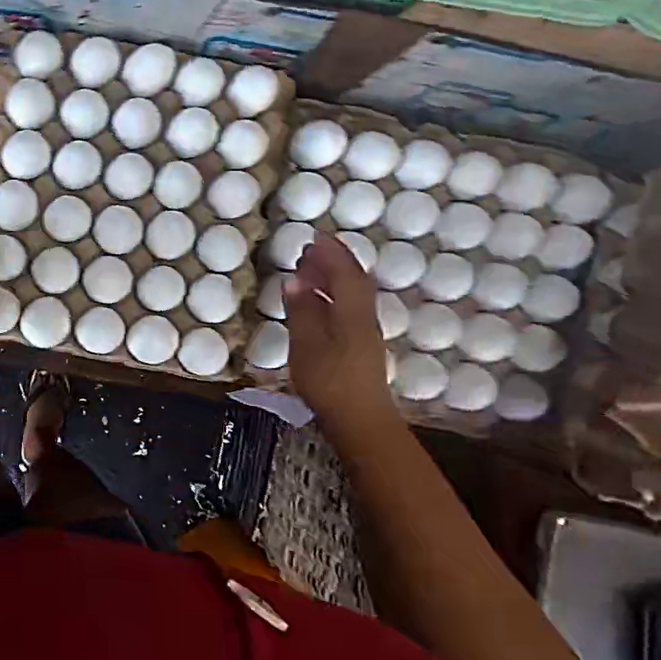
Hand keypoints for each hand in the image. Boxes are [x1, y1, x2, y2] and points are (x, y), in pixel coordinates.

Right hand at [284, 234, 396, 428]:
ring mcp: (365, 334)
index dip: (330, 252)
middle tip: (310, 251)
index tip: (314, 236)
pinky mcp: (361, 349)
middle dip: (333, 262)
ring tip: (311, 274)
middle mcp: (364, 317)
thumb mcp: (307, 345)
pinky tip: (319, 307)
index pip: (344, 272)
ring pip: (352, 296)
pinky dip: (334, 298)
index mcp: (352, 312)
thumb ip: (301, 311)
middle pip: (353, 281)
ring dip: (334, 280)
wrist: (362, 422)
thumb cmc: (330, 382)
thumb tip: (295, 279)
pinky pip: (349, 310)